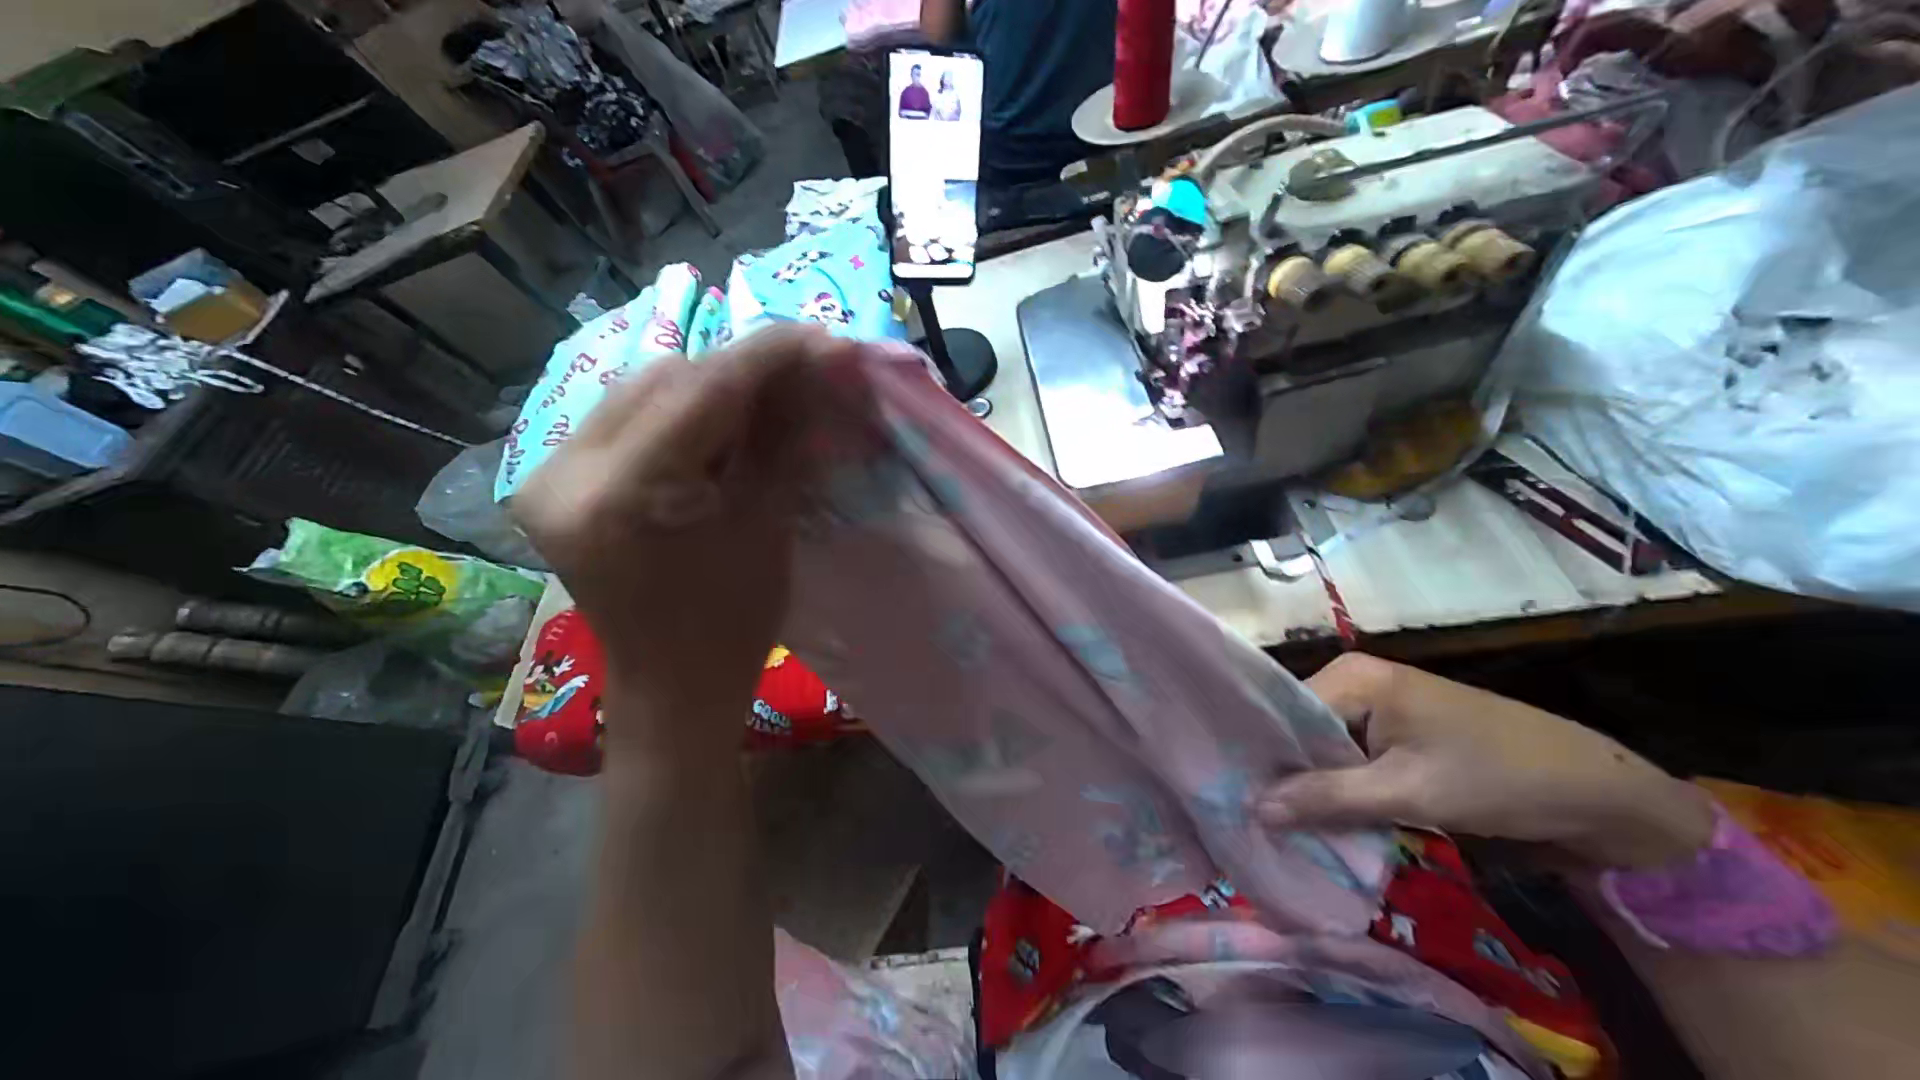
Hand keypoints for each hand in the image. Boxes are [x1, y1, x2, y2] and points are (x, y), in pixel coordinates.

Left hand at [511, 325, 847, 747]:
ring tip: (766, 400)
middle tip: (805, 375)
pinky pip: (624, 415)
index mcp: (622, 496)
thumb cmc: (733, 626)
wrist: (671, 688)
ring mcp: (546, 473)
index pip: (704, 390)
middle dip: (743, 370)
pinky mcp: (550, 479)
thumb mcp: (767, 525)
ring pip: (641, 388)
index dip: (773, 356)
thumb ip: (785, 436)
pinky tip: (718, 423)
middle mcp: (564, 472)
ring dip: (711, 386)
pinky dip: (679, 409)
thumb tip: (822, 365)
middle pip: (666, 378)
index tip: (828, 339)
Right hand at [1259, 654, 1715, 867]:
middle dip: (1285, 774)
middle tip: (1254, 817)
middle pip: (1299, 729)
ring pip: (1322, 748)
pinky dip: (1338, 787)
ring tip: (1280, 822)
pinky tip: (1322, 816)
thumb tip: (1253, 808)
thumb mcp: (1407, 792)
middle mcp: (1357, 681)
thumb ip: (1327, 797)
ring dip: (1311, 785)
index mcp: (1354, 676)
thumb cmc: (1499, 777)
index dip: (1261, 756)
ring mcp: (1378, 706)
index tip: (1237, 797)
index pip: (1282, 712)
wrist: (1599, 793)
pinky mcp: (1396, 732)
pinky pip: (1348, 757)